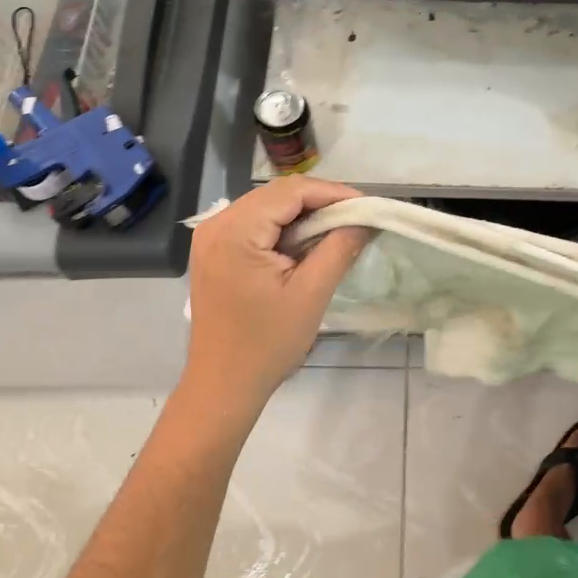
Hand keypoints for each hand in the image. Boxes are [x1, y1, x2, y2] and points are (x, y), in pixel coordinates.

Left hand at [184, 177, 371, 407]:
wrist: (223, 385)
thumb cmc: (267, 344)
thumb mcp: (311, 294)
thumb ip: (339, 248)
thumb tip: (366, 220)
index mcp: (235, 231)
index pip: (290, 192)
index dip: (332, 193)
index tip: (367, 207)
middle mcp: (216, 224)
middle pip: (276, 195)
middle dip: (319, 202)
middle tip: (356, 219)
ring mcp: (210, 237)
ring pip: (266, 207)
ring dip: (303, 215)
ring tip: (338, 230)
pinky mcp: (214, 251)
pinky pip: (254, 224)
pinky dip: (284, 228)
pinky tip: (307, 244)